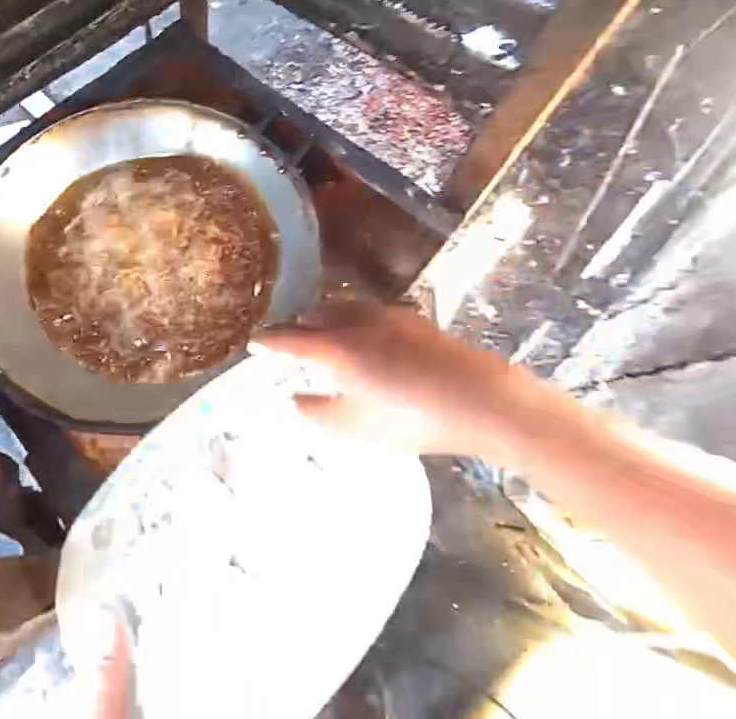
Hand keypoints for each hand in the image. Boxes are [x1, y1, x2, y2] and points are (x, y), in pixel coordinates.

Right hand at [254, 301, 533, 457]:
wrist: (483, 398)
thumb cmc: (415, 418)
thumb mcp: (359, 427)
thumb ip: (320, 412)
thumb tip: (297, 398)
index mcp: (336, 348)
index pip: (289, 338)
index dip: (268, 339)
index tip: (253, 341)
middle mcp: (355, 321)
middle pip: (314, 315)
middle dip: (296, 326)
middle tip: (286, 342)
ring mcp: (385, 314)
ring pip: (341, 307)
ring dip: (324, 318)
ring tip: (322, 336)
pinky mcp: (410, 317)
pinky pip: (366, 311)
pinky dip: (351, 319)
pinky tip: (364, 338)